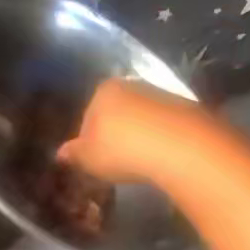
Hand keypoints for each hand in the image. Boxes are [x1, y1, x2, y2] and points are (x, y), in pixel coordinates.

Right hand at [57, 79, 213, 184]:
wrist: (181, 147)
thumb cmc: (122, 149)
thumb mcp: (89, 158)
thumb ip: (74, 154)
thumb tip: (61, 153)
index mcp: (103, 90)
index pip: (88, 114)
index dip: (88, 139)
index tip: (93, 158)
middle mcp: (132, 85)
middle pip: (117, 113)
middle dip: (115, 134)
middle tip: (116, 162)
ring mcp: (162, 94)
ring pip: (142, 118)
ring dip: (139, 137)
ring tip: (140, 164)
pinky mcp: (187, 108)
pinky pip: (165, 127)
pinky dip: (161, 140)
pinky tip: (161, 159)